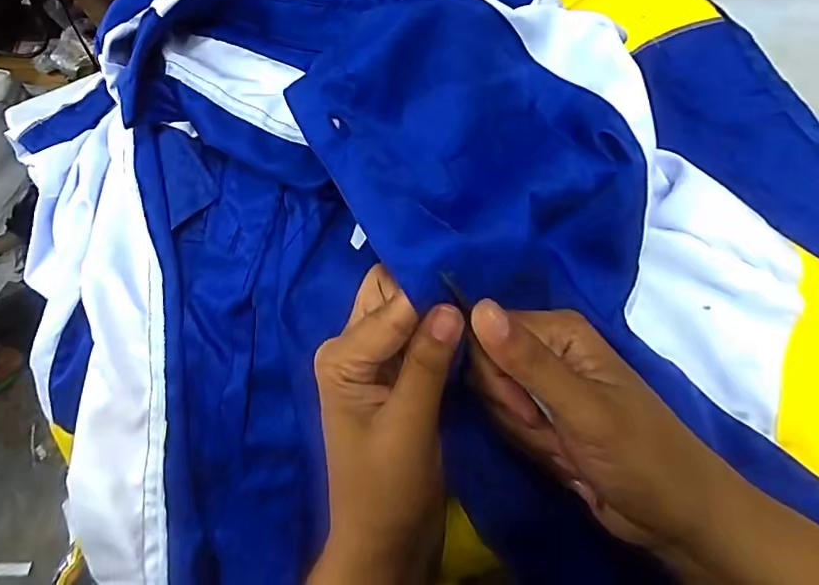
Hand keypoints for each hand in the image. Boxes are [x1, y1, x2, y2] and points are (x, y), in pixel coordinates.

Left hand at [308, 265, 463, 584]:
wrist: (384, 546)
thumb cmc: (387, 491)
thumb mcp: (409, 426)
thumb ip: (426, 363)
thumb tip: (450, 305)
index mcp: (342, 354)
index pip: (387, 304)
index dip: (425, 288)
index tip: (468, 273)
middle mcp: (351, 347)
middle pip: (388, 297)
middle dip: (425, 287)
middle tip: (473, 279)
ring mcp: (372, 362)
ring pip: (403, 314)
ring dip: (434, 307)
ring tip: (476, 294)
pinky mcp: (395, 378)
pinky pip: (415, 339)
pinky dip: (438, 331)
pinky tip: (468, 324)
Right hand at [466, 302, 735, 554]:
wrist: (682, 522)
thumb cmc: (642, 457)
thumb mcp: (584, 410)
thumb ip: (528, 361)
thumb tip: (478, 307)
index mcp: (558, 330)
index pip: (485, 329)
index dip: (494, 372)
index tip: (526, 407)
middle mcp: (547, 347)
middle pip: (487, 364)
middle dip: (512, 406)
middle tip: (552, 431)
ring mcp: (544, 382)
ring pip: (494, 396)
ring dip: (523, 430)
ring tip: (565, 447)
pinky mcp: (543, 414)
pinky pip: (508, 419)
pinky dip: (530, 444)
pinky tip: (564, 456)